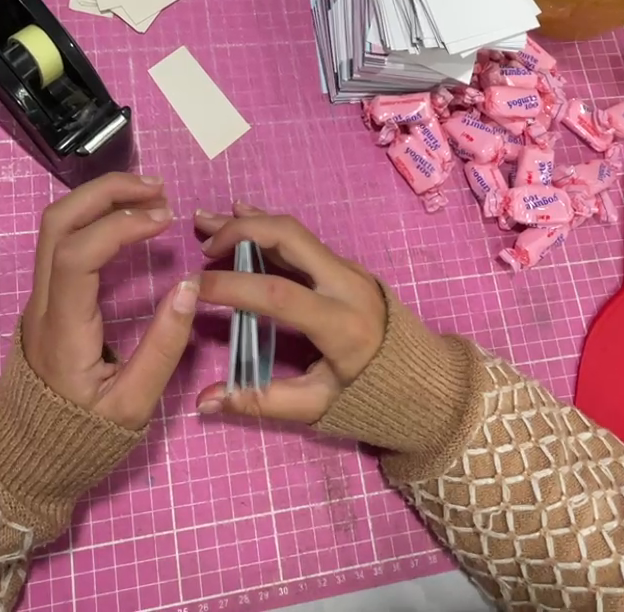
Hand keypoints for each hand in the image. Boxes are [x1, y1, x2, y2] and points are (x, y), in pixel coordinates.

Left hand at [20, 171, 197, 429]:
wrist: (24, 460)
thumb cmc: (80, 439)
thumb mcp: (131, 406)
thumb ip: (162, 347)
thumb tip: (191, 286)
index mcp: (61, 329)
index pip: (77, 254)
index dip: (120, 226)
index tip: (165, 220)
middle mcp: (42, 301)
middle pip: (57, 222)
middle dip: (106, 192)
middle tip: (158, 189)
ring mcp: (39, 295)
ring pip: (56, 225)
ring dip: (100, 199)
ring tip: (149, 195)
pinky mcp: (47, 296)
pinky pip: (64, 239)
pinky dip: (96, 215)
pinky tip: (128, 217)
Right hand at [192, 203, 388, 422]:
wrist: (428, 381)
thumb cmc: (372, 397)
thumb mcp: (319, 407)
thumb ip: (261, 401)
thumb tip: (204, 402)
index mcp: (341, 324)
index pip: (278, 294)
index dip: (232, 286)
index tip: (195, 288)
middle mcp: (346, 284)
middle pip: (290, 236)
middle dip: (241, 232)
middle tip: (203, 245)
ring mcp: (346, 268)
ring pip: (294, 230)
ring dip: (248, 222)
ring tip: (206, 221)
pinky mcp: (342, 264)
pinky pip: (299, 238)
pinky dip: (266, 227)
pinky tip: (240, 216)